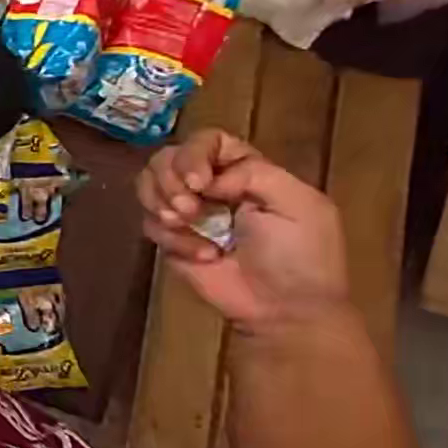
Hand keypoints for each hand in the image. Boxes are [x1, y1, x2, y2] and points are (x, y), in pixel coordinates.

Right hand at [137, 128, 352, 333]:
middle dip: (168, 183)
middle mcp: (210, 184)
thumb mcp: (302, 206)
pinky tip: (202, 255)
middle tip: (189, 210)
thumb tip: (202, 181)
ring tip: (187, 227)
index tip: (199, 184)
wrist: (282, 306)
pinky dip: (171, 238)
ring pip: (145, 185)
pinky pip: (147, 222)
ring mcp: (185, 209)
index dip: (193, 155)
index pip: (206, 141)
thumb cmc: (301, 256)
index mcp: (245, 171)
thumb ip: (256, 175)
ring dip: (161, 205)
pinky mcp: (167, 235)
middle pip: (165, 158)